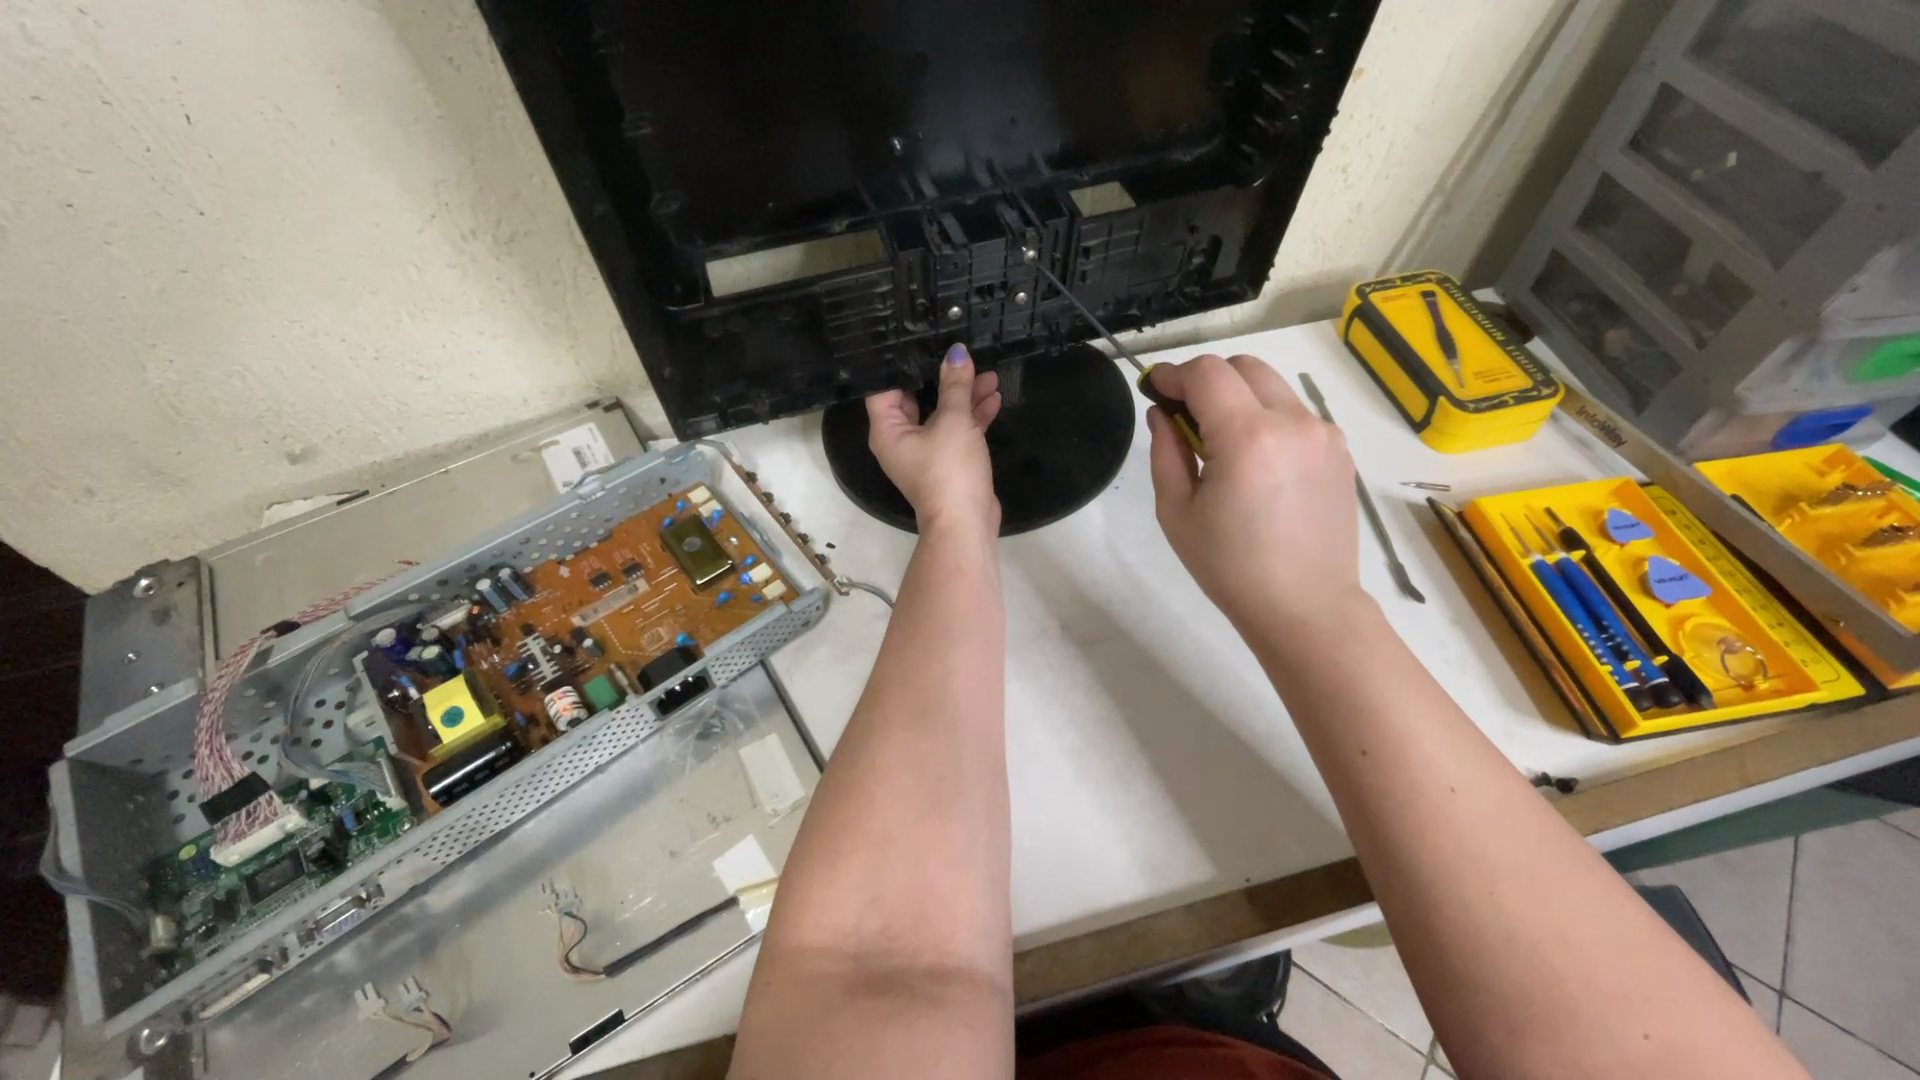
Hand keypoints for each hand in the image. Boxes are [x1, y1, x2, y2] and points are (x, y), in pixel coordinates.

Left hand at [867, 344, 1003, 535]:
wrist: (965, 524)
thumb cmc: (949, 470)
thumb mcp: (954, 421)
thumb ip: (955, 385)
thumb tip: (957, 353)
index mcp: (887, 430)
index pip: (885, 388)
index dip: (901, 365)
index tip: (920, 342)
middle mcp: (901, 440)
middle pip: (917, 399)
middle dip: (941, 378)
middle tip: (960, 353)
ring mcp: (925, 453)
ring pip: (942, 415)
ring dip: (964, 396)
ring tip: (989, 374)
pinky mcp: (947, 463)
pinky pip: (956, 431)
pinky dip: (972, 417)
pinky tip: (994, 398)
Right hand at [1146, 354, 1365, 628]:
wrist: (1305, 605)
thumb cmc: (1230, 567)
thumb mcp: (1177, 512)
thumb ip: (1165, 452)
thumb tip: (1162, 412)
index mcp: (1247, 438)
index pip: (1207, 373)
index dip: (1175, 374)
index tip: (1155, 388)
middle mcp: (1292, 422)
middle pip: (1243, 367)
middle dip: (1208, 379)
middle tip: (1186, 414)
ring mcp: (1323, 434)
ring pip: (1273, 387)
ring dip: (1240, 398)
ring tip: (1223, 443)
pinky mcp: (1340, 450)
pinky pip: (1296, 414)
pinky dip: (1269, 419)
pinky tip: (1258, 462)